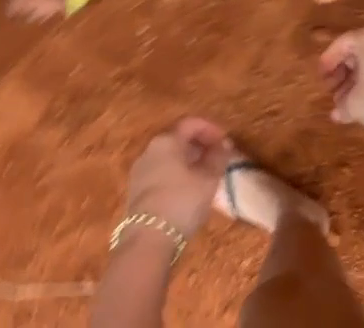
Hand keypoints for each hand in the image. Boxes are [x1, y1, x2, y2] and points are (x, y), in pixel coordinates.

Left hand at [122, 117, 232, 238]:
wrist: (148, 239)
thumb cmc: (182, 202)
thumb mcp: (208, 179)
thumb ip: (218, 157)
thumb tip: (224, 143)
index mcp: (166, 141)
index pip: (191, 124)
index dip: (211, 129)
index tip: (226, 141)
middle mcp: (150, 150)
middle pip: (178, 139)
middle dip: (200, 146)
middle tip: (218, 159)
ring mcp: (140, 170)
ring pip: (169, 157)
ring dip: (189, 161)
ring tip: (206, 176)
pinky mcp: (136, 190)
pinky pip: (161, 173)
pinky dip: (177, 174)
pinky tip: (188, 191)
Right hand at [319, 24, 363, 135]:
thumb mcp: (354, 103)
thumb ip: (342, 105)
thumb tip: (336, 113)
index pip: (342, 44)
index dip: (328, 61)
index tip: (321, 77)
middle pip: (358, 53)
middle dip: (343, 73)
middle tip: (332, 90)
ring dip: (358, 80)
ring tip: (347, 101)